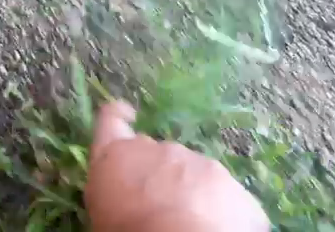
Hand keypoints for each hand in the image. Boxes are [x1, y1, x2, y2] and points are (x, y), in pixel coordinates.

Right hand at [86, 101, 268, 231]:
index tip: (128, 114)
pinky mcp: (232, 185)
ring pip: (197, 174)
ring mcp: (196, 162)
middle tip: (166, 203)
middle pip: (160, 152)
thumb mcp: (102, 200)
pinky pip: (231, 198)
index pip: (112, 118)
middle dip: (165, 172)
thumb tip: (120, 180)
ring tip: (195, 222)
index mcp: (116, 151)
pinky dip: (227, 212)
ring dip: (195, 191)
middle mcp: (155, 147)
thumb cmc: (127, 226)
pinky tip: (219, 229)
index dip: (120, 114)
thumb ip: (111, 178)